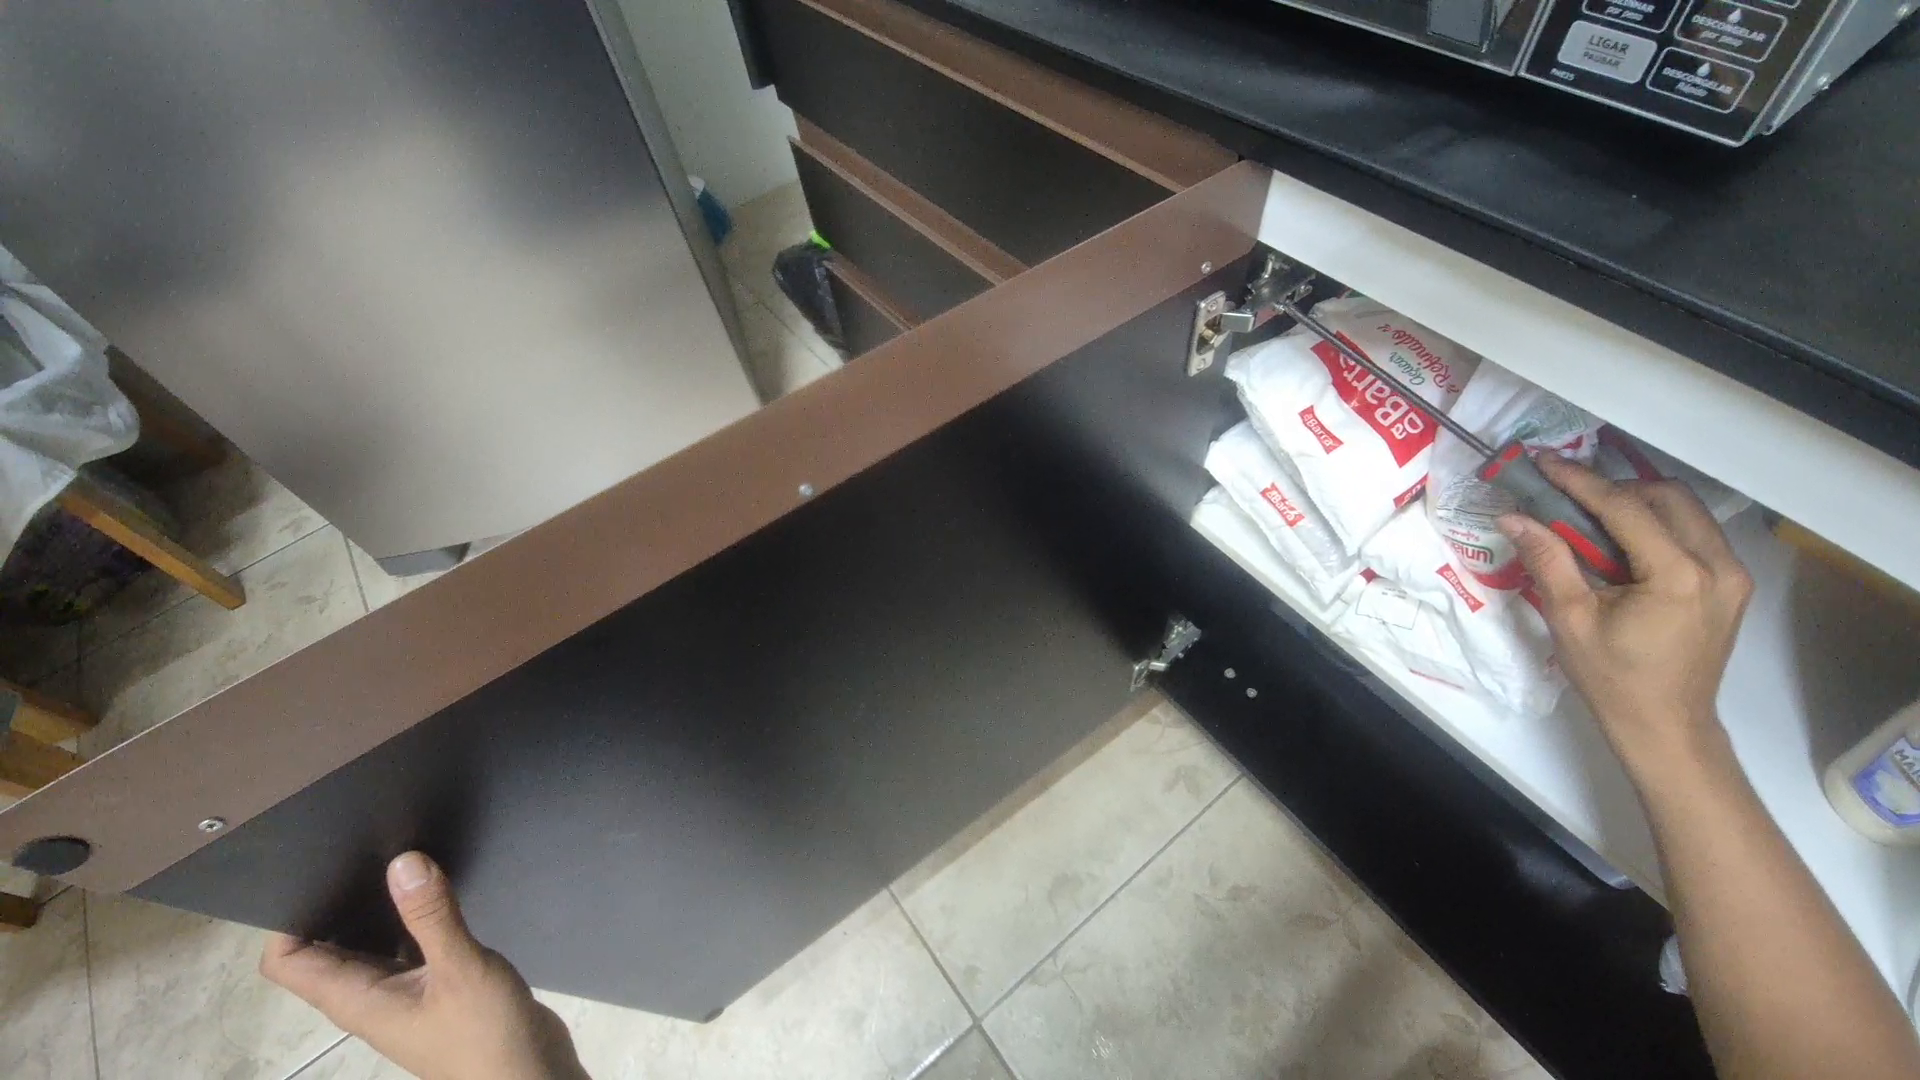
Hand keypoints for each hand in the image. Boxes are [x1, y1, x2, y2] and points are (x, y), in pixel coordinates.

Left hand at [260, 852, 590, 1079]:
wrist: (528, 1077)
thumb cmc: (484, 1032)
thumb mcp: (460, 968)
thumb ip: (432, 916)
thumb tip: (402, 862)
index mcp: (357, 998)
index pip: (289, 960)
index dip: (291, 919)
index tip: (320, 871)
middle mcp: (370, 996)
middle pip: (327, 950)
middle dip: (339, 903)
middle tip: (365, 852)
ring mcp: (404, 994)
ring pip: (372, 946)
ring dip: (380, 909)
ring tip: (404, 862)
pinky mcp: (438, 989)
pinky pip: (411, 947)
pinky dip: (415, 920)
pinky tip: (442, 893)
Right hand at [1500, 455, 1753, 772]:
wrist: (1664, 724)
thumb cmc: (1611, 677)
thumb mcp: (1570, 618)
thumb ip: (1548, 560)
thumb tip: (1513, 517)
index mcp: (1678, 576)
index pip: (1626, 509)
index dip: (1580, 482)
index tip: (1544, 463)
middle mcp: (1718, 566)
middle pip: (1667, 498)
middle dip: (1613, 487)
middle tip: (1565, 493)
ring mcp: (1732, 575)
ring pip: (1685, 511)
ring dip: (1635, 503)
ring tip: (1587, 513)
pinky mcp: (1729, 585)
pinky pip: (1693, 534)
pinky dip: (1654, 524)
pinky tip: (1617, 540)